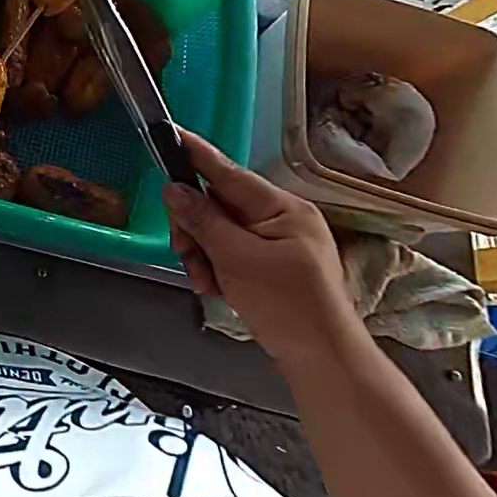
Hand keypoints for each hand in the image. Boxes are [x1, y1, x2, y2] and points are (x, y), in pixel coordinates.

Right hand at [163, 133, 361, 365]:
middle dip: (195, 229)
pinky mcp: (275, 266)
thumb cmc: (285, 306)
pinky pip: (234, 253)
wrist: (325, 362)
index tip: (172, 134)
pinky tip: (215, 289)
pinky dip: (219, 267)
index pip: (228, 172)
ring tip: (203, 282)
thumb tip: (174, 189)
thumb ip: (203, 221)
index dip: (197, 155)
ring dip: (203, 254)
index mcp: (281, 207)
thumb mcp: (236, 260)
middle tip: (183, 253)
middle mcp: (282, 218)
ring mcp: (280, 243)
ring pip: (222, 232)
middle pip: (220, 205)